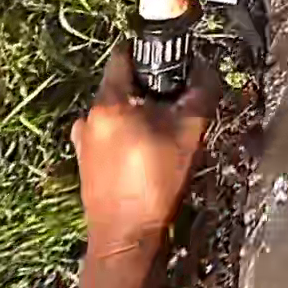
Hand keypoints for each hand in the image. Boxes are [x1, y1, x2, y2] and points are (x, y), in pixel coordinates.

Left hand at [71, 43, 220, 255]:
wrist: (126, 238)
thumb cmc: (158, 178)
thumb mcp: (191, 128)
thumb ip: (201, 89)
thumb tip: (205, 66)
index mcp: (109, 103)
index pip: (124, 55)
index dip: (149, 49)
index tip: (171, 56)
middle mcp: (88, 116)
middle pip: (123, 82)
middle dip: (151, 85)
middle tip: (177, 97)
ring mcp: (82, 140)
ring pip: (117, 107)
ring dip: (140, 108)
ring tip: (167, 125)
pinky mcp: (84, 160)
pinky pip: (110, 129)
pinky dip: (129, 128)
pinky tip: (149, 146)